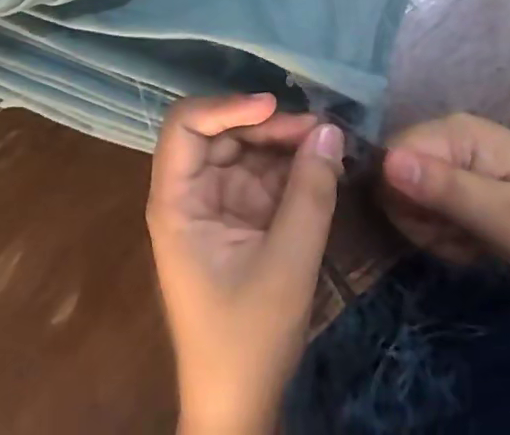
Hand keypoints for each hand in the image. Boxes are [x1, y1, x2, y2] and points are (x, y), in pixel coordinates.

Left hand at [147, 94, 344, 434]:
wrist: (239, 404)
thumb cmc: (248, 337)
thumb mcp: (287, 263)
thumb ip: (310, 193)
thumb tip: (331, 130)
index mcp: (178, 203)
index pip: (186, 127)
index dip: (226, 106)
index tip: (274, 107)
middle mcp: (193, 194)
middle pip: (223, 134)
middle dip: (270, 126)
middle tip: (321, 130)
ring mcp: (218, 205)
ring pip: (248, 151)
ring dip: (286, 144)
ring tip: (330, 144)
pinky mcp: (242, 219)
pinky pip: (266, 177)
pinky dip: (294, 169)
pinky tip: (324, 166)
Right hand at [380, 112, 509, 284]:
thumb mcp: (509, 217)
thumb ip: (446, 190)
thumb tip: (385, 161)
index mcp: (456, 132)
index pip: (389, 158)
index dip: (405, 201)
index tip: (442, 229)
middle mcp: (450, 137)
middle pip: (396, 181)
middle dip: (422, 222)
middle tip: (467, 239)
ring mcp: (458, 160)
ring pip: (411, 202)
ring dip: (438, 234)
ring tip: (480, 242)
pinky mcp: (465, 183)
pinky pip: (432, 212)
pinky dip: (450, 237)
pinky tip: (481, 244)